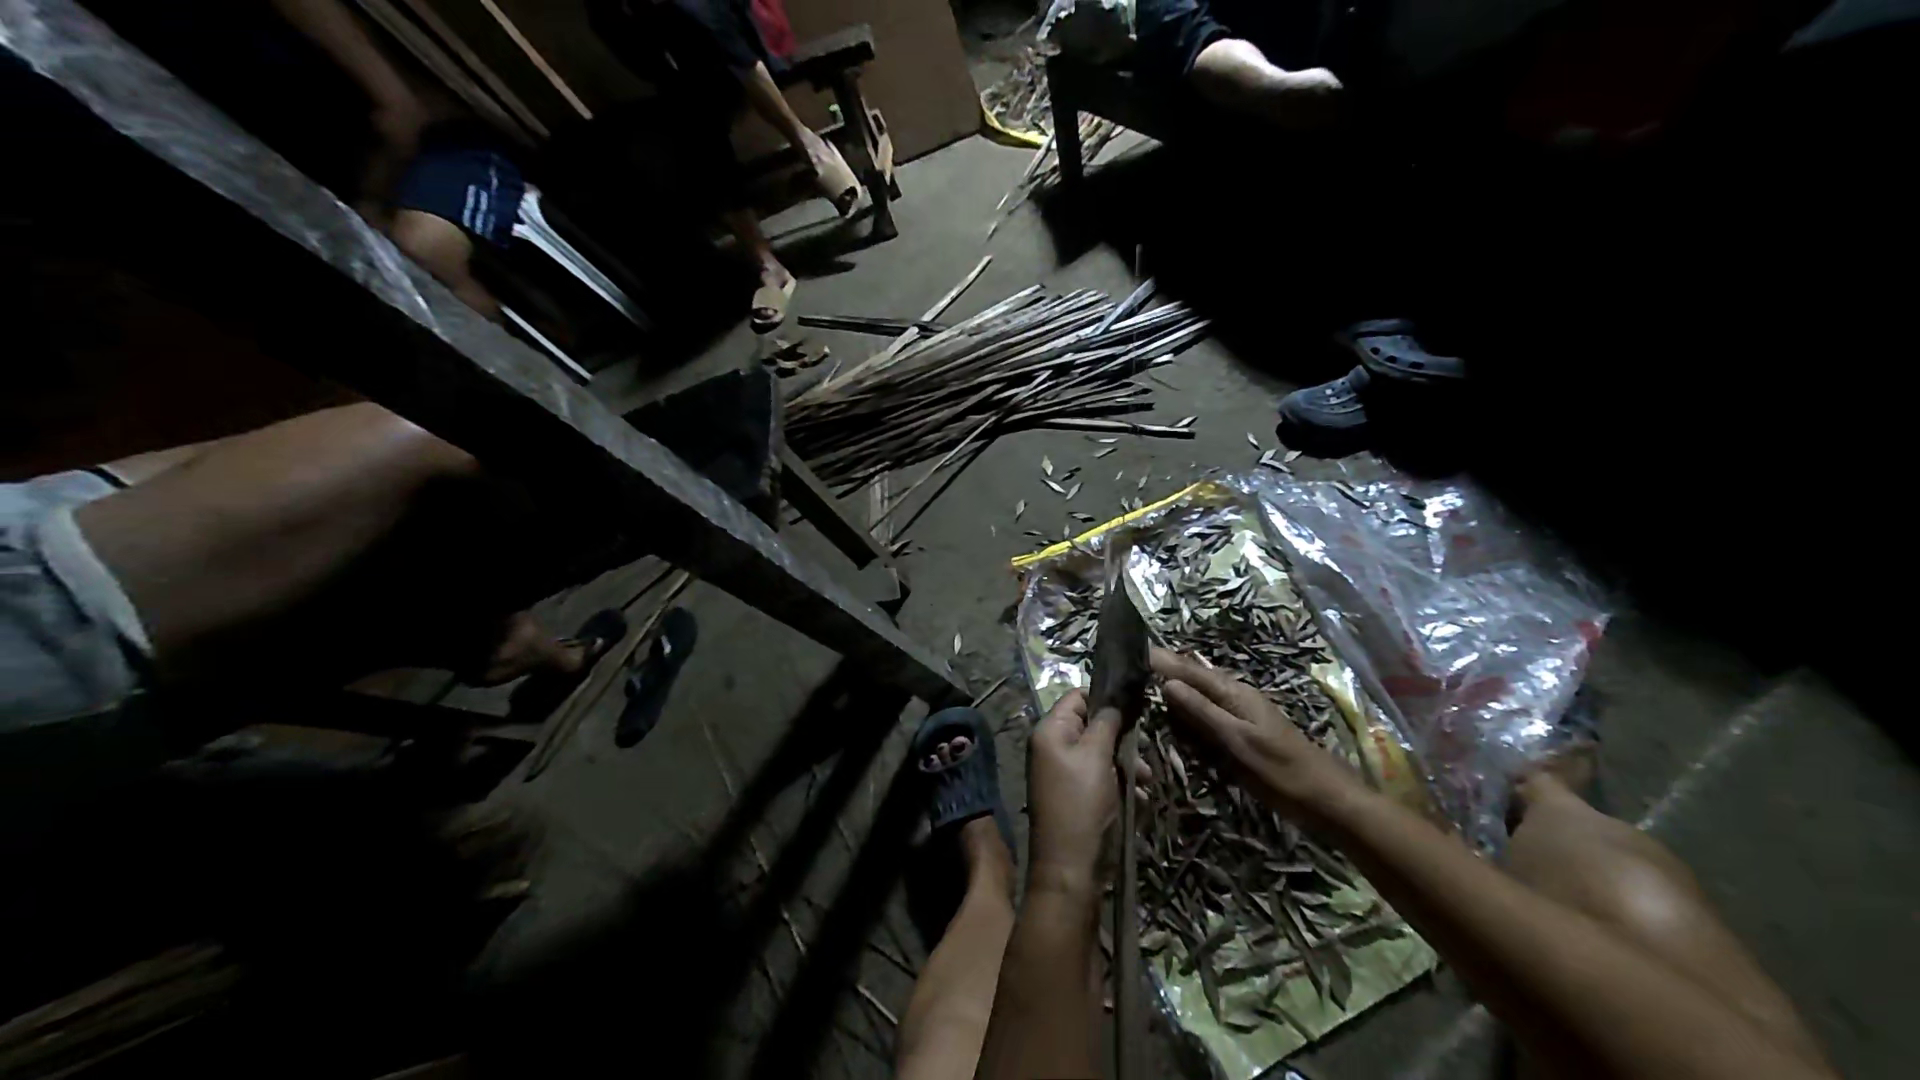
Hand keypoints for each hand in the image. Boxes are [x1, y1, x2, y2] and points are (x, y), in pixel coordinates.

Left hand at [1027, 689, 1136, 896]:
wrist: (1071, 866)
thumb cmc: (1081, 802)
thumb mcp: (1096, 756)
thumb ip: (1107, 723)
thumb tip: (1115, 699)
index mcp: (1050, 731)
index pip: (1077, 697)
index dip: (1105, 698)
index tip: (1135, 706)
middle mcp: (1054, 747)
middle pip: (1093, 726)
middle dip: (1122, 739)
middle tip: (1142, 751)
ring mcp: (1066, 773)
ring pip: (1103, 754)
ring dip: (1127, 765)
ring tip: (1146, 782)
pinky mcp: (1079, 796)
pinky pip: (1104, 779)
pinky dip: (1122, 786)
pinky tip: (1140, 800)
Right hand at [1150, 647, 1362, 821]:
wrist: (1324, 798)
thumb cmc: (1281, 768)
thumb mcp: (1237, 740)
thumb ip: (1202, 711)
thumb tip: (1166, 682)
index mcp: (1233, 693)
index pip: (1189, 669)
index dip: (1162, 661)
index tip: (1132, 650)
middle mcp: (1233, 698)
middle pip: (1191, 680)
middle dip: (1163, 672)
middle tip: (1128, 668)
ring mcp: (1236, 716)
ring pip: (1196, 698)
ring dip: (1171, 692)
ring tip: (1140, 686)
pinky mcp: (1237, 734)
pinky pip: (1204, 718)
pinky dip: (1184, 715)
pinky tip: (1169, 718)